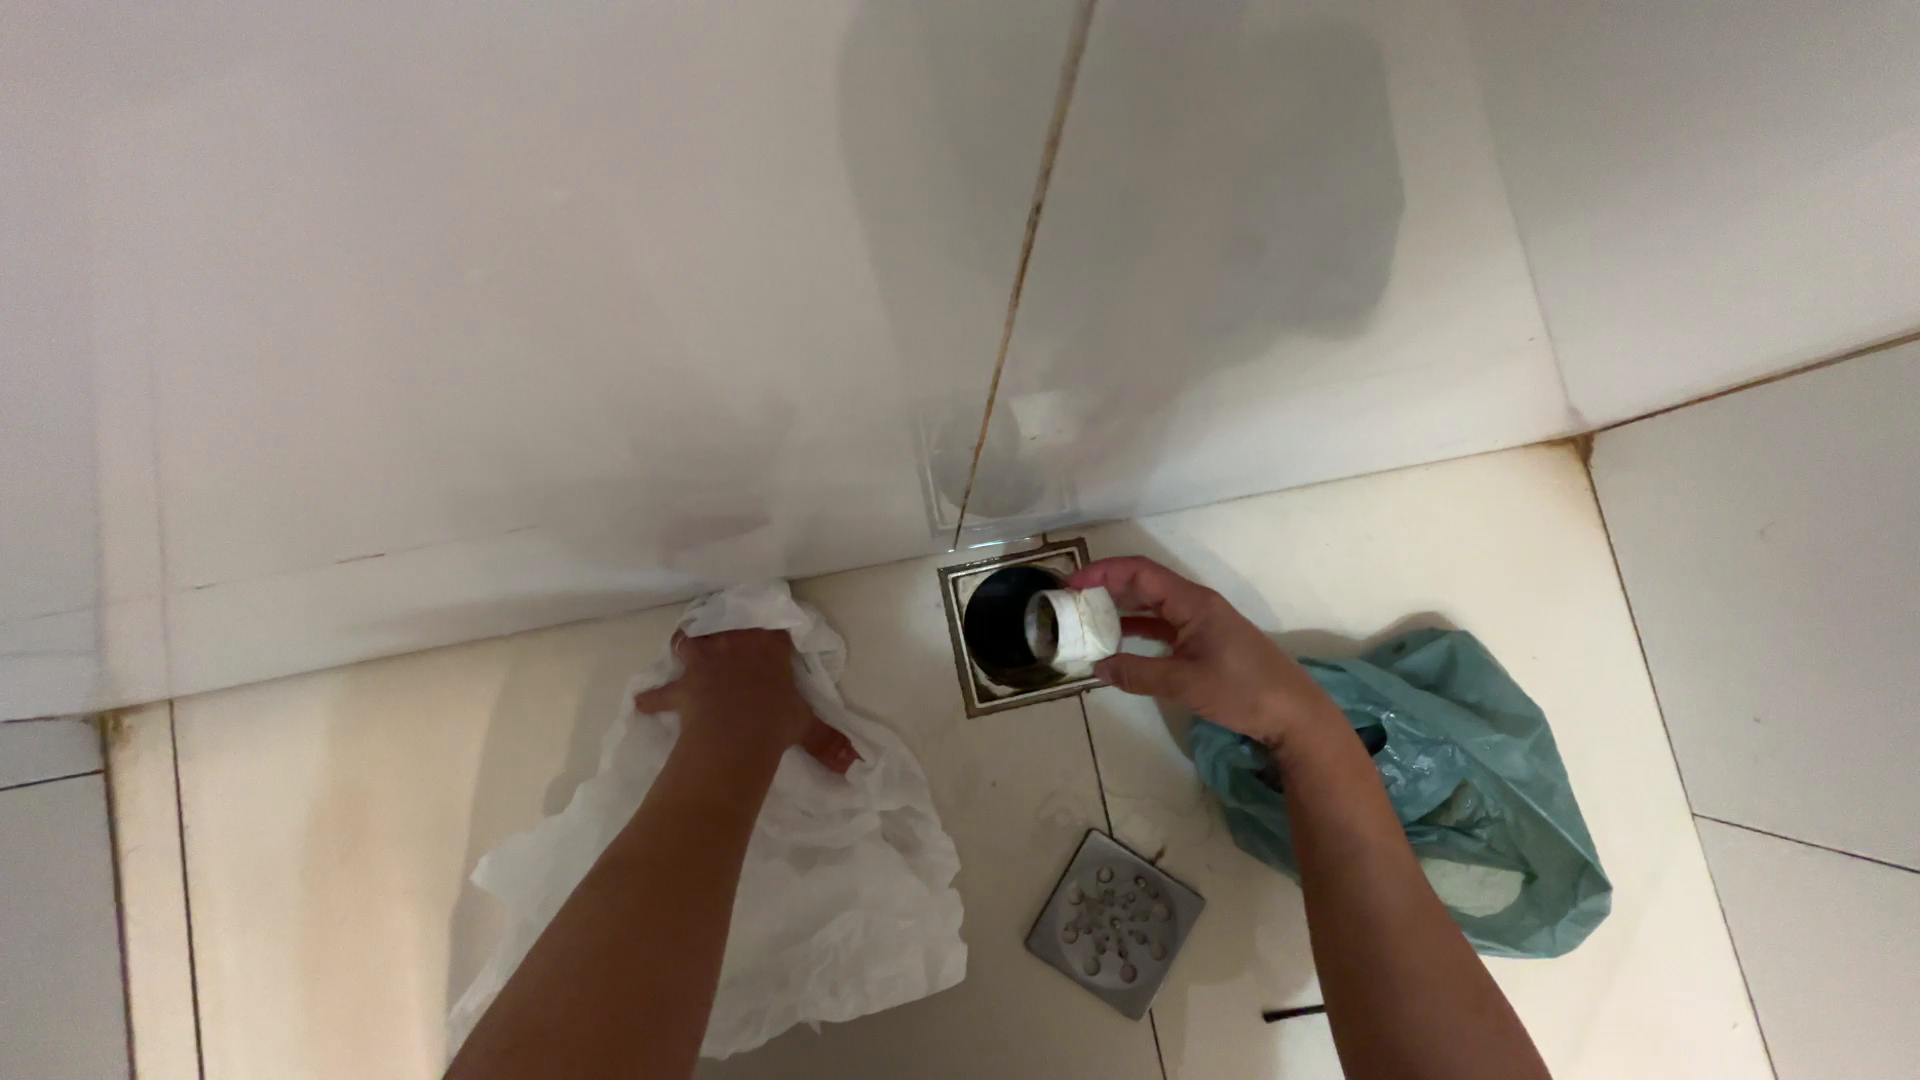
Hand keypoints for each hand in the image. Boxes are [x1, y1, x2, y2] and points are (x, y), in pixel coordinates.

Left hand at [634, 629, 859, 772]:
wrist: (735, 734)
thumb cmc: (775, 721)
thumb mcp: (806, 726)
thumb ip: (827, 739)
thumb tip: (854, 762)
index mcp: (769, 646)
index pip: (772, 626)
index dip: (769, 626)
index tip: (768, 629)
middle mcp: (735, 644)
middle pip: (726, 623)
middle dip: (724, 625)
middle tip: (724, 632)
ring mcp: (704, 661)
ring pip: (689, 642)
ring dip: (686, 646)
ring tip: (686, 648)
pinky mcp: (682, 686)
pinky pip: (661, 692)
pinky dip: (653, 698)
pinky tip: (643, 702)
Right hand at [1068, 556, 1343, 747]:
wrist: (1294, 714)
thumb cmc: (1243, 691)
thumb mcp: (1183, 684)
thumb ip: (1137, 673)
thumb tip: (1097, 667)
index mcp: (1192, 602)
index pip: (1139, 572)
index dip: (1102, 572)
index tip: (1072, 585)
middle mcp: (1194, 604)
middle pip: (1142, 584)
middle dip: (1105, 587)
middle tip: (1072, 602)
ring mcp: (1200, 622)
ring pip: (1151, 605)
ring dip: (1119, 609)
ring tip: (1086, 621)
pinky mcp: (1203, 641)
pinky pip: (1161, 626)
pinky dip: (1137, 630)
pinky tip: (1116, 643)